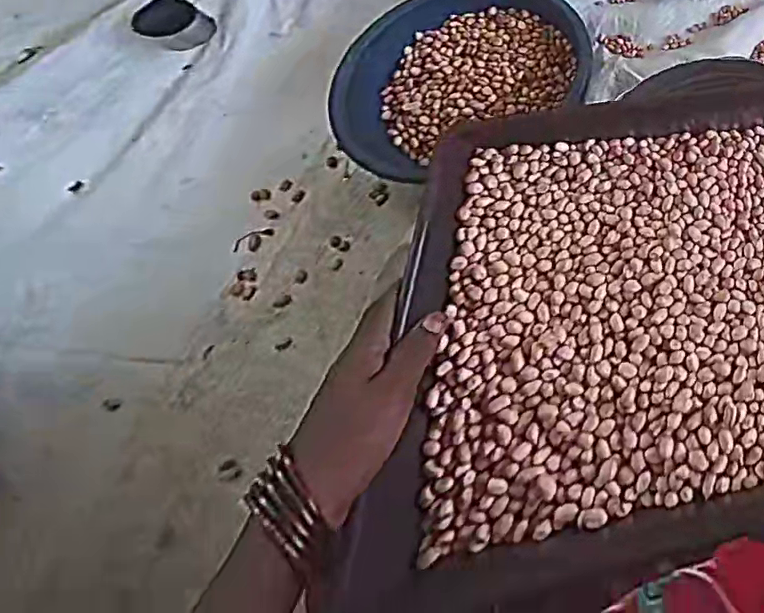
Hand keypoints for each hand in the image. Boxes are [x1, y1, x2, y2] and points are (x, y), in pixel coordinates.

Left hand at [288, 288, 446, 527]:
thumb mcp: (392, 393)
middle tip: (452, 297)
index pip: (388, 302)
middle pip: (390, 324)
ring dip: (416, 337)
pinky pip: (390, 373)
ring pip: (391, 349)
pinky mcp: (358, 409)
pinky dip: (411, 365)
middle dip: (418, 307)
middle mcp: (356, 361)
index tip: (434, 264)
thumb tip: (437, 315)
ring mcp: (354, 386)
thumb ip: (415, 353)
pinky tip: (429, 376)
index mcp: (363, 349)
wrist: (310, 499)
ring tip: (450, 332)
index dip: (410, 281)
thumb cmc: (353, 441)